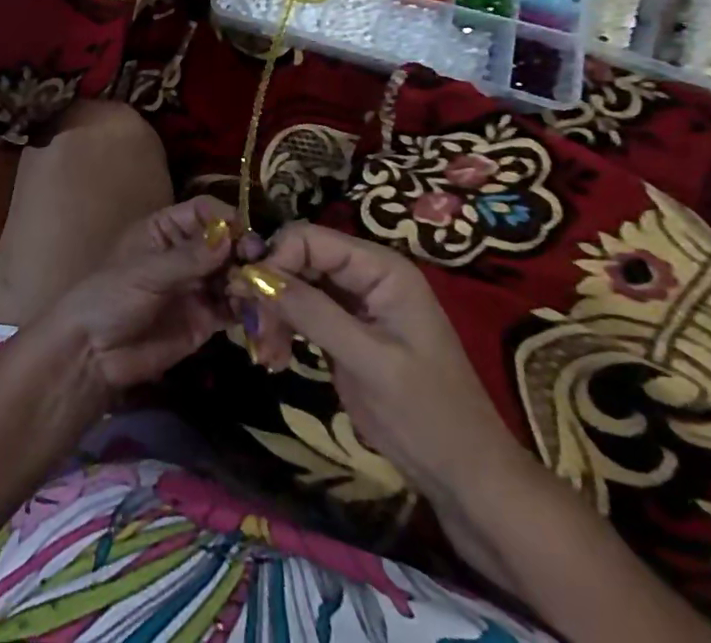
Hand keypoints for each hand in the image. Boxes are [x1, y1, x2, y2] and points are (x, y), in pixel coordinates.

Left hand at [51, 197, 241, 392]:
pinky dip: (250, 308)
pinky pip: (236, 307)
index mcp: (162, 231)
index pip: (203, 212)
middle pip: (227, 243)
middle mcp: (183, 254)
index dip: (226, 220)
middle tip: (261, 268)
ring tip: (260, 293)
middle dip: (246, 252)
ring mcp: (196, 286)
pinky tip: (258, 313)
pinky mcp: (206, 318)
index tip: (245, 238)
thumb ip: (187, 258)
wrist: (93, 353)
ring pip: (235, 274)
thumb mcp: (144, 274)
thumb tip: (229, 237)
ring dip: (251, 281)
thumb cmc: (108, 300)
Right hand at [251, 222, 528, 501]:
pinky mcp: (339, 328)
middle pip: (292, 259)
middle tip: (252, 332)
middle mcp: (364, 275)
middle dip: (266, 291)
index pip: (307, 238)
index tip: (250, 301)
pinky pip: (294, 311)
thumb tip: (252, 276)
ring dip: (268, 315)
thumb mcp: (368, 360)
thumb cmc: (426, 412)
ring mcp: (351, 302)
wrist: (461, 471)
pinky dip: (277, 330)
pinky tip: (273, 358)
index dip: (273, 261)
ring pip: (288, 286)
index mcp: (382, 270)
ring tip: (263, 353)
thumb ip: (312, 312)